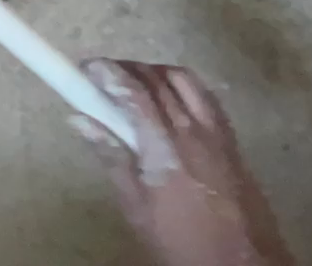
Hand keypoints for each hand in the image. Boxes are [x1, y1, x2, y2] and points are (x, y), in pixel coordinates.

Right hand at [72, 60, 293, 265]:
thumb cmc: (184, 244)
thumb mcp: (137, 208)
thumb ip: (111, 158)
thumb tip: (78, 118)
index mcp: (166, 148)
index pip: (134, 92)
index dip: (108, 72)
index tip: (85, 68)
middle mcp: (194, 132)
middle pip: (158, 79)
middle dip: (126, 68)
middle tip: (102, 78)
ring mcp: (219, 135)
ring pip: (185, 80)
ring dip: (155, 72)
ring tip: (135, 85)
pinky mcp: (233, 143)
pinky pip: (205, 98)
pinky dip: (181, 87)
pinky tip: (170, 103)